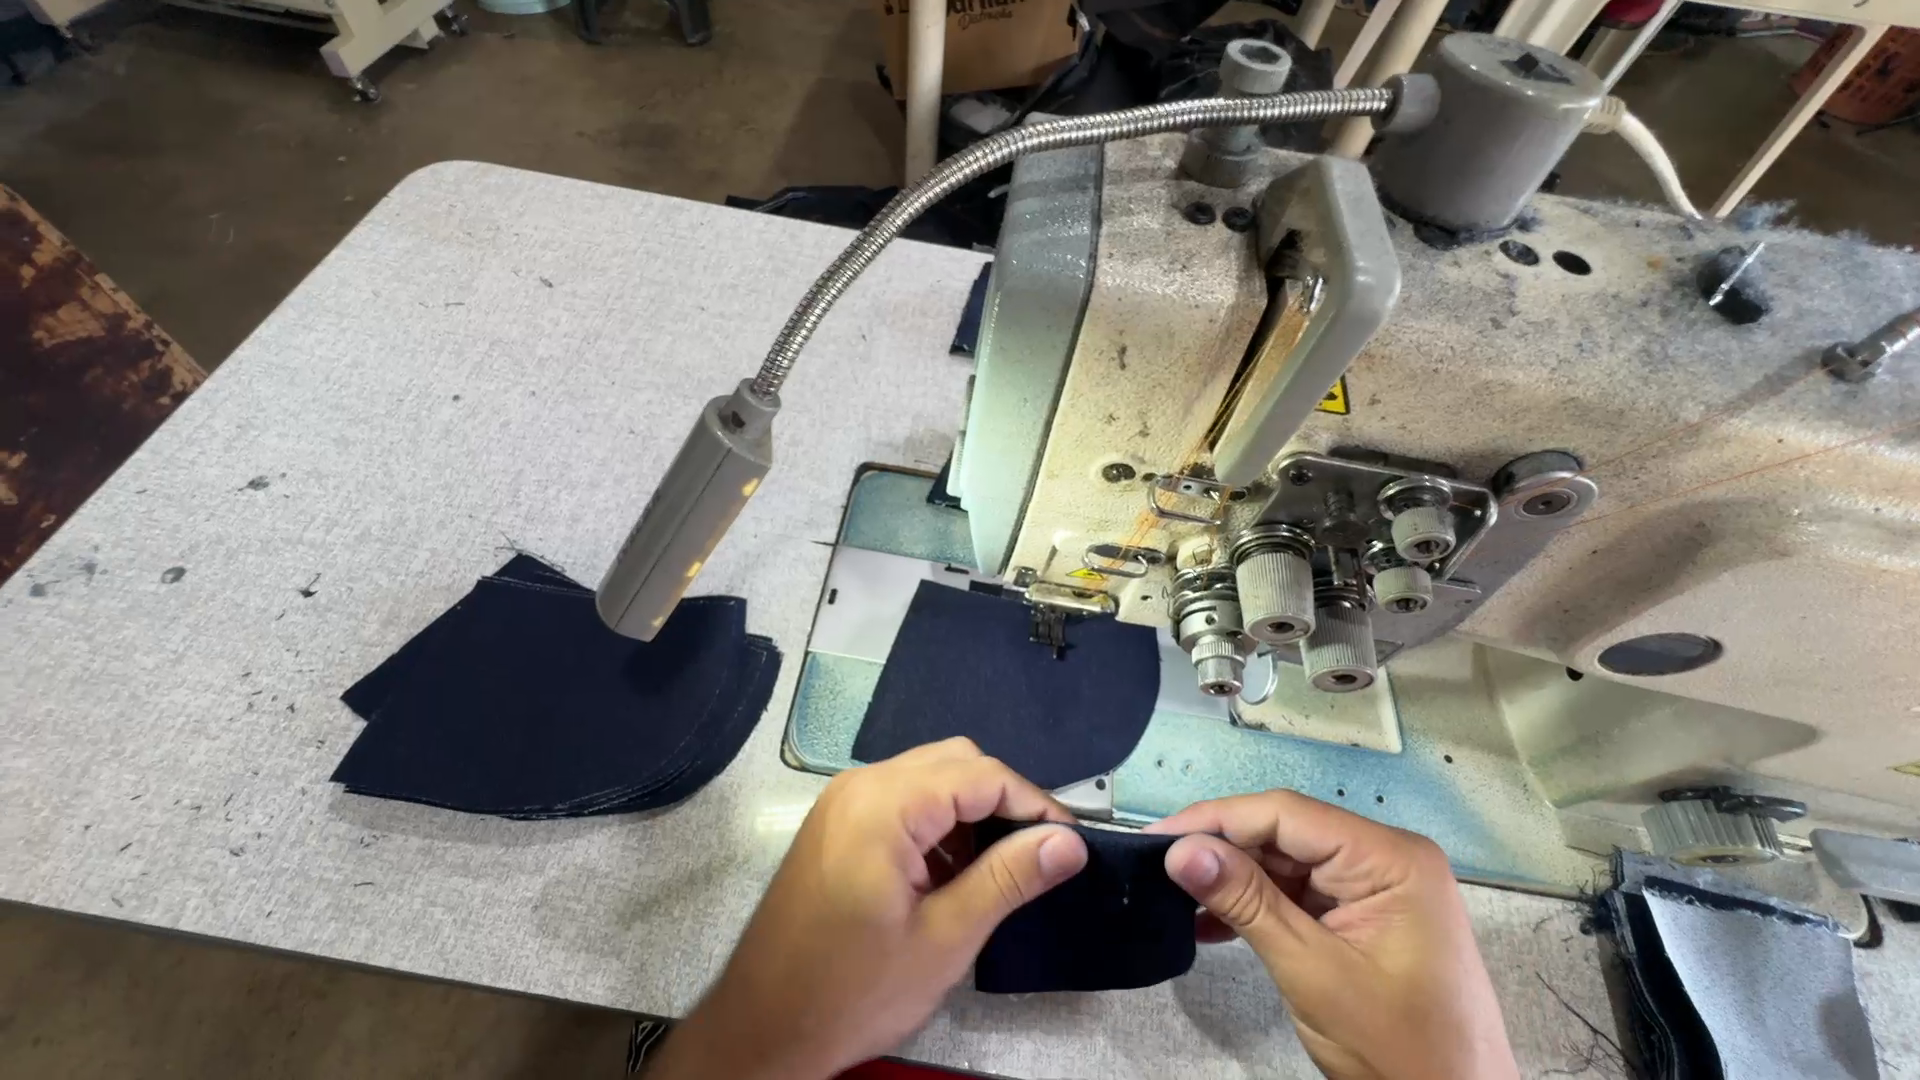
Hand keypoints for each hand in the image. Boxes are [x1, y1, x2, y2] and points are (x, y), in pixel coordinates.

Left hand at [646, 738, 1088, 1079]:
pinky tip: (953, 870)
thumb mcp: (944, 938)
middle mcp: (862, 783)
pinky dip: (939, 822)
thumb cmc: (854, 989)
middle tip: (1037, 851)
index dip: (1033, 802)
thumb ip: (1009, 877)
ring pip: (930, 776)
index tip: (1072, 841)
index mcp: (885, 803)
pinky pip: (903, 799)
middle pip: (955, 761)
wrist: (762, 1029)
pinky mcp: (838, 822)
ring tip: (1001, 865)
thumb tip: (1070, 841)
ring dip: (971, 810)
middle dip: (1003, 799)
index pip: (980, 774)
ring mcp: (845, 800)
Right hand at [1145, 791, 1517, 1079]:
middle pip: (1281, 834)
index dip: (1215, 819)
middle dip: (1220, 851)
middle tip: (1157, 868)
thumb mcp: (1314, 973)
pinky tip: (1208, 924)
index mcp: (1388, 857)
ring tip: (1175, 896)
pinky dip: (1253, 907)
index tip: (1156, 837)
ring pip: (1281, 862)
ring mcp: (1371, 887)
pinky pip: (1294, 893)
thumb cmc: (1400, 1053)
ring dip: (1231, 881)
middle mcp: (1382, 857)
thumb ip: (1246, 903)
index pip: (1284, 814)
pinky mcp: (1358, 915)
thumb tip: (1180, 850)